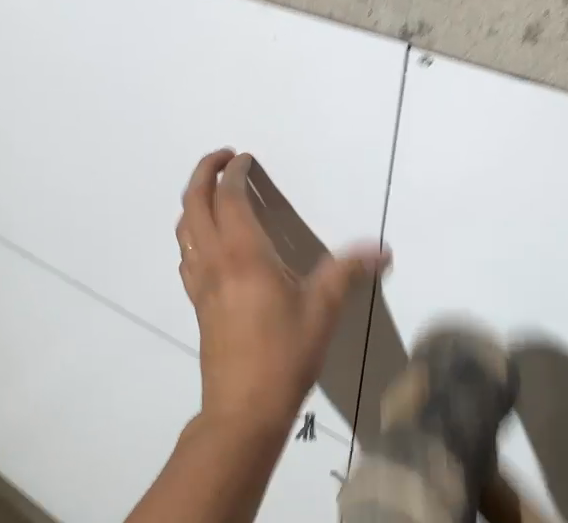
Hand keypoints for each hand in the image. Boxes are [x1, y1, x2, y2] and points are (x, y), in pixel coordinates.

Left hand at [175, 149, 388, 431]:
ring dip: (193, 200)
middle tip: (223, 158)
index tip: (245, 158)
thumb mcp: (323, 309)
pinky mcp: (197, 303)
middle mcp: (214, 260)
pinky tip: (208, 241)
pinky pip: (186, 253)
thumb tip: (383, 249)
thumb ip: (349, 271)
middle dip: (204, 172)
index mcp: (243, 253)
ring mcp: (200, 282)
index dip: (234, 171)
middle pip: (194, 202)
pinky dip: (192, 231)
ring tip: (214, 192)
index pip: (228, 196)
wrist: (242, 410)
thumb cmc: (284, 354)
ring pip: (184, 227)